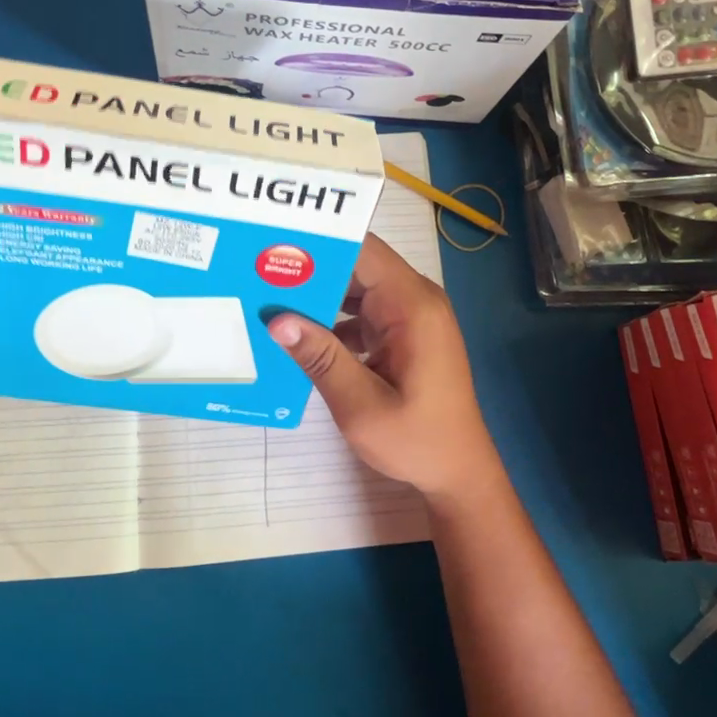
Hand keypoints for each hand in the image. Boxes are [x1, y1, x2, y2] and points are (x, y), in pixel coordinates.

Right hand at [266, 233, 504, 503]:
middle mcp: (415, 300)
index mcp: (412, 306)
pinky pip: (364, 311)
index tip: (274, 245)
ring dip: (319, 295)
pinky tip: (297, 334)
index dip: (321, 244)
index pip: (363, 251)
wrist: (458, 472)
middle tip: (259, 273)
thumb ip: (321, 358)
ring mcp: (411, 317)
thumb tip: (276, 319)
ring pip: (357, 288)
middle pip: (357, 266)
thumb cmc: (417, 440)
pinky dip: (333, 319)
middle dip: (311, 269)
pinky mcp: (404, 334)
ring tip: (268, 297)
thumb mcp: (361, 405)